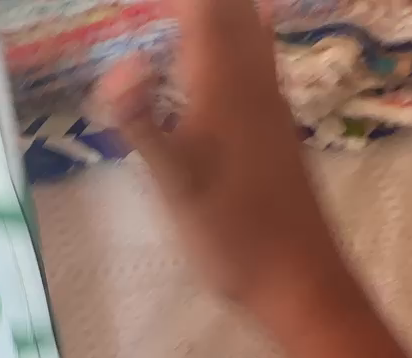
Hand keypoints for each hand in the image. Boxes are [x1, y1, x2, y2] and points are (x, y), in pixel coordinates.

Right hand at [96, 0, 354, 317]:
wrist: (297, 276)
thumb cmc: (230, 234)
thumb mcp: (175, 184)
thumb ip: (142, 123)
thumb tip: (115, 66)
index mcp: (224, 82)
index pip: (200, 7)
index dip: (175, 1)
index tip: (140, 8)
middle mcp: (254, 79)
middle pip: (229, 8)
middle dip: (194, 6)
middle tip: (160, 16)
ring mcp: (273, 104)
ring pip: (251, 27)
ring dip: (220, 14)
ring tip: (182, 21)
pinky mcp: (280, 129)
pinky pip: (261, 59)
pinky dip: (239, 38)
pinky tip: (229, 53)